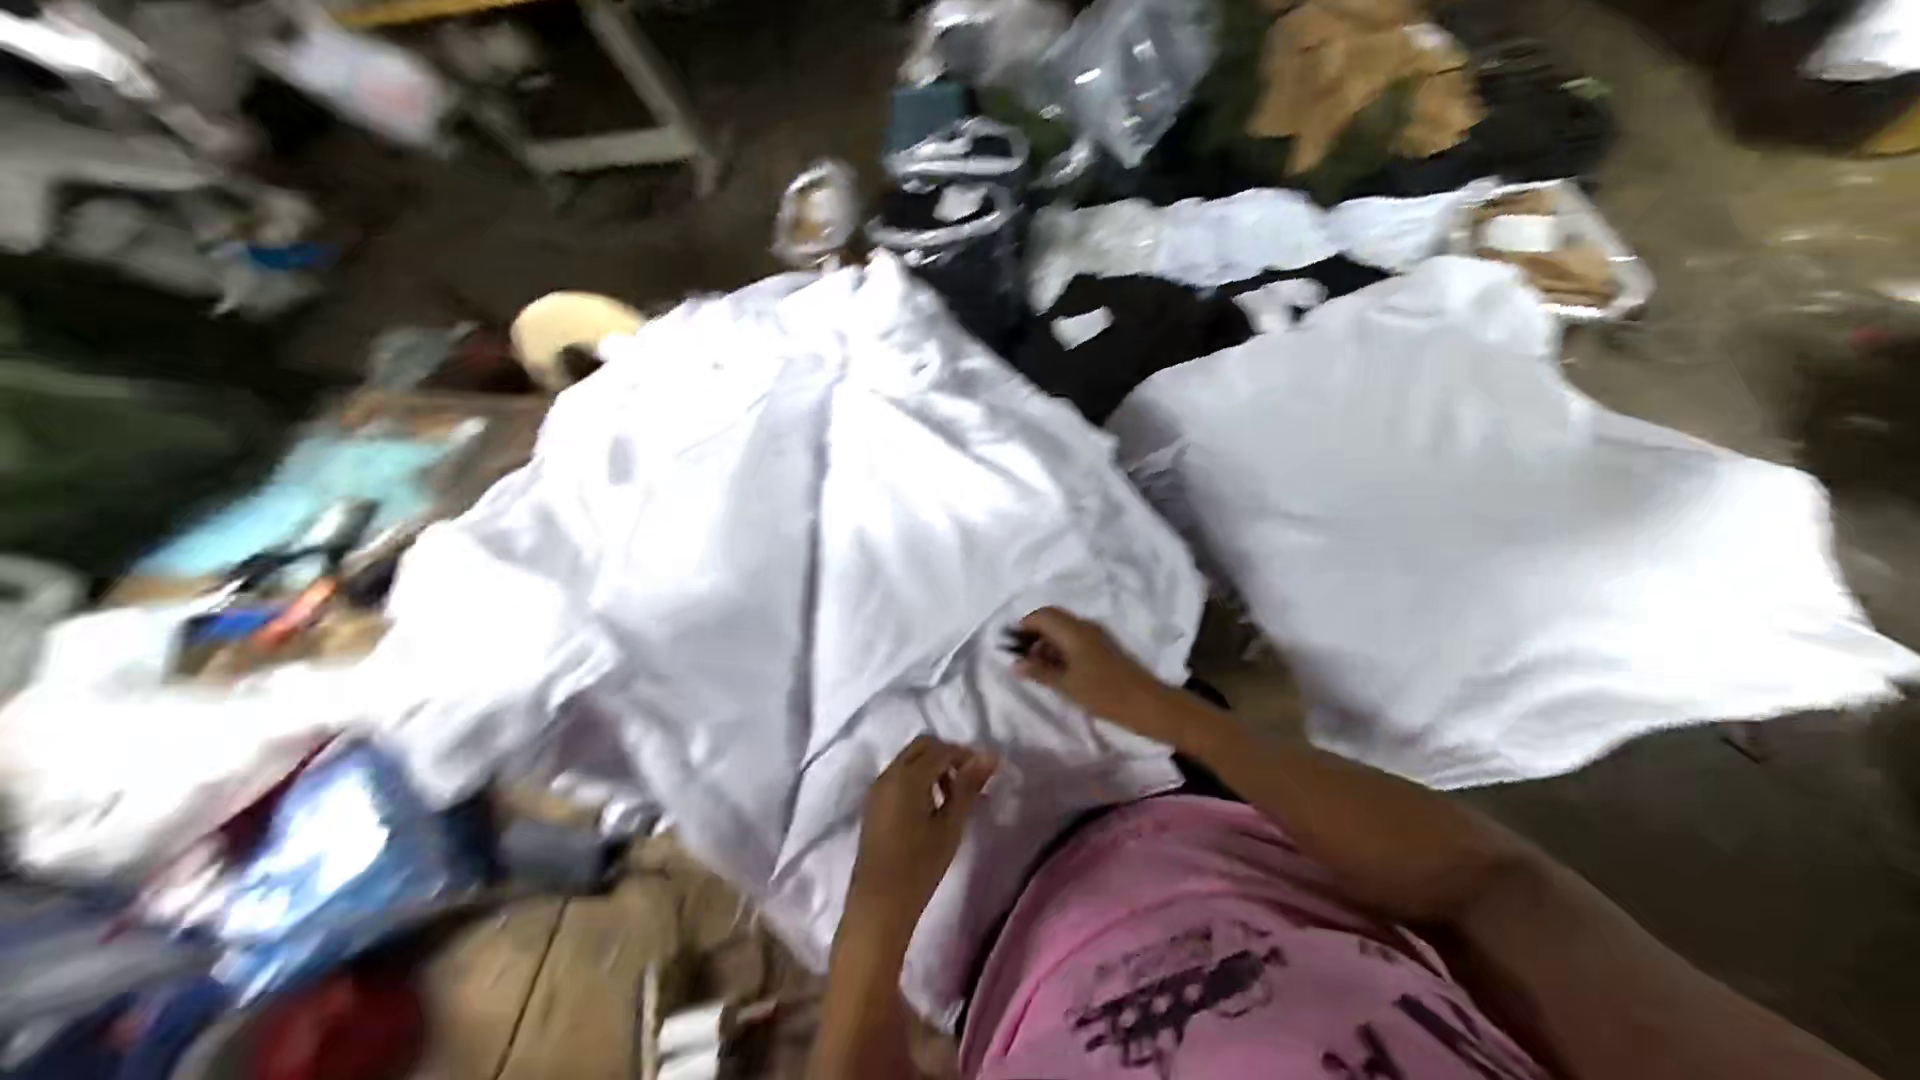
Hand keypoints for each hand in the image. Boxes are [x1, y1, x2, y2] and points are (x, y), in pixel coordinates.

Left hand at [846, 736, 995, 946]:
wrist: (879, 904)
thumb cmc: (920, 866)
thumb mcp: (950, 825)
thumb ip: (968, 787)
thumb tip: (989, 756)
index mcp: (907, 777)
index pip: (941, 749)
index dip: (965, 756)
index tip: (985, 774)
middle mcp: (888, 774)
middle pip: (922, 747)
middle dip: (947, 756)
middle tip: (966, 783)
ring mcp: (877, 788)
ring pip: (908, 760)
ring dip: (931, 768)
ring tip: (951, 800)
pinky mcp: (873, 803)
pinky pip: (898, 776)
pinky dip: (916, 779)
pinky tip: (930, 808)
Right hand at [1013, 607, 1185, 742]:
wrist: (1148, 704)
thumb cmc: (1104, 694)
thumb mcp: (1066, 685)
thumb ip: (1039, 671)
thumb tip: (1014, 663)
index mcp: (1074, 630)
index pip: (1042, 615)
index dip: (1023, 626)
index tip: (1011, 645)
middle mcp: (1085, 626)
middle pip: (1052, 618)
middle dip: (1033, 632)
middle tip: (1021, 655)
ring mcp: (1096, 635)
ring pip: (1063, 628)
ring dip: (1047, 640)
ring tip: (1036, 665)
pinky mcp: (1103, 646)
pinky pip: (1075, 637)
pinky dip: (1060, 647)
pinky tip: (1056, 668)